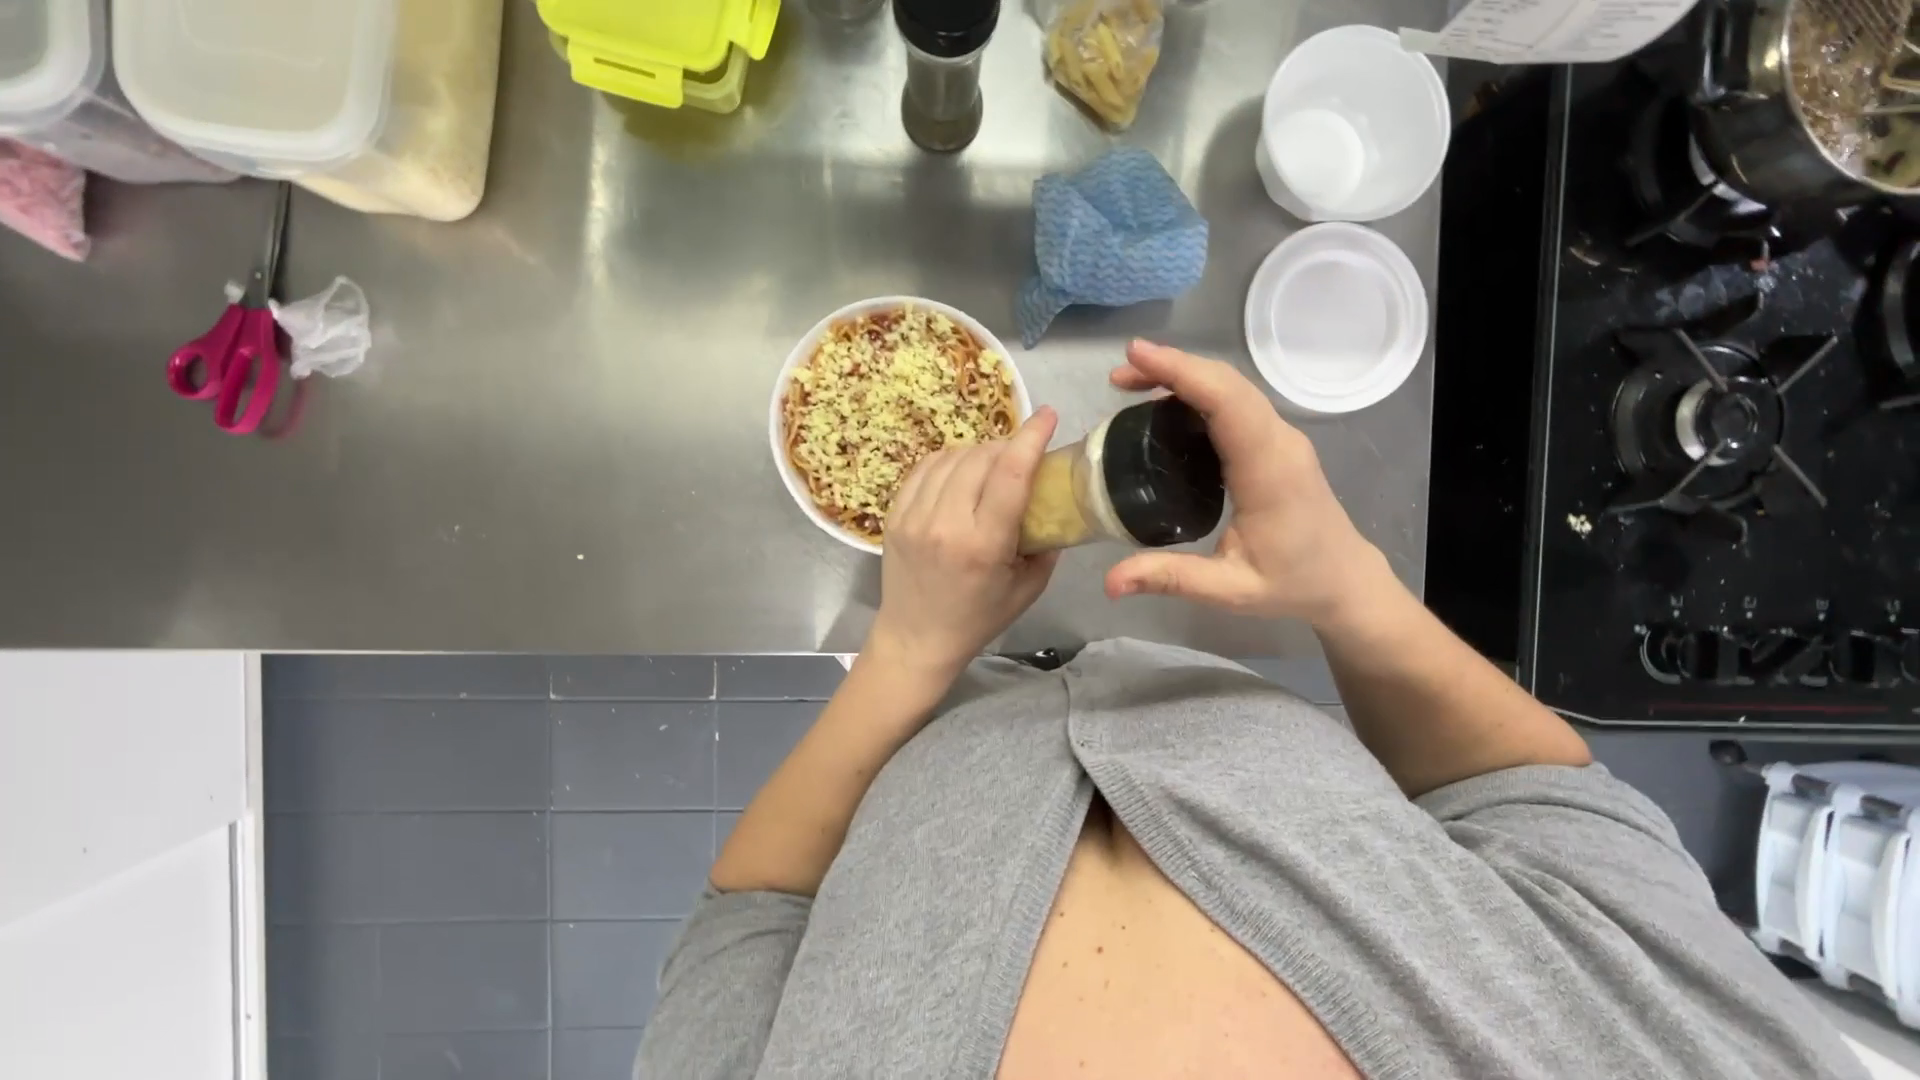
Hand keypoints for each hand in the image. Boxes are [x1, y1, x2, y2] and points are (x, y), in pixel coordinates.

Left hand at [868, 408, 1062, 679]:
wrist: (917, 637)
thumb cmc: (978, 617)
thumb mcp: (1028, 587)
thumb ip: (1046, 542)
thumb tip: (1056, 501)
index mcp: (983, 545)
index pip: (1010, 474)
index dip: (1031, 437)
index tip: (1048, 416)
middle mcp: (945, 524)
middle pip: (980, 457)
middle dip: (1007, 445)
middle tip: (1022, 454)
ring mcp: (914, 517)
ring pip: (951, 457)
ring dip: (978, 451)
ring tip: (992, 463)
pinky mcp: (894, 515)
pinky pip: (924, 468)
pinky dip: (948, 460)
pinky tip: (961, 470)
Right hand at [1103, 341, 1393, 627]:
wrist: (1345, 581)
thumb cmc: (1293, 583)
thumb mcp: (1229, 590)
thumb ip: (1170, 579)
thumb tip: (1109, 583)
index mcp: (1269, 470)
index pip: (1225, 402)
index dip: (1181, 372)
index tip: (1136, 355)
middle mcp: (1279, 441)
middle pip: (1226, 383)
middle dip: (1172, 368)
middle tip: (1118, 377)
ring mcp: (1281, 438)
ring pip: (1232, 387)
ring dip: (1184, 376)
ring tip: (1132, 385)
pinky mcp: (1276, 442)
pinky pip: (1235, 403)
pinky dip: (1198, 392)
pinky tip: (1166, 405)